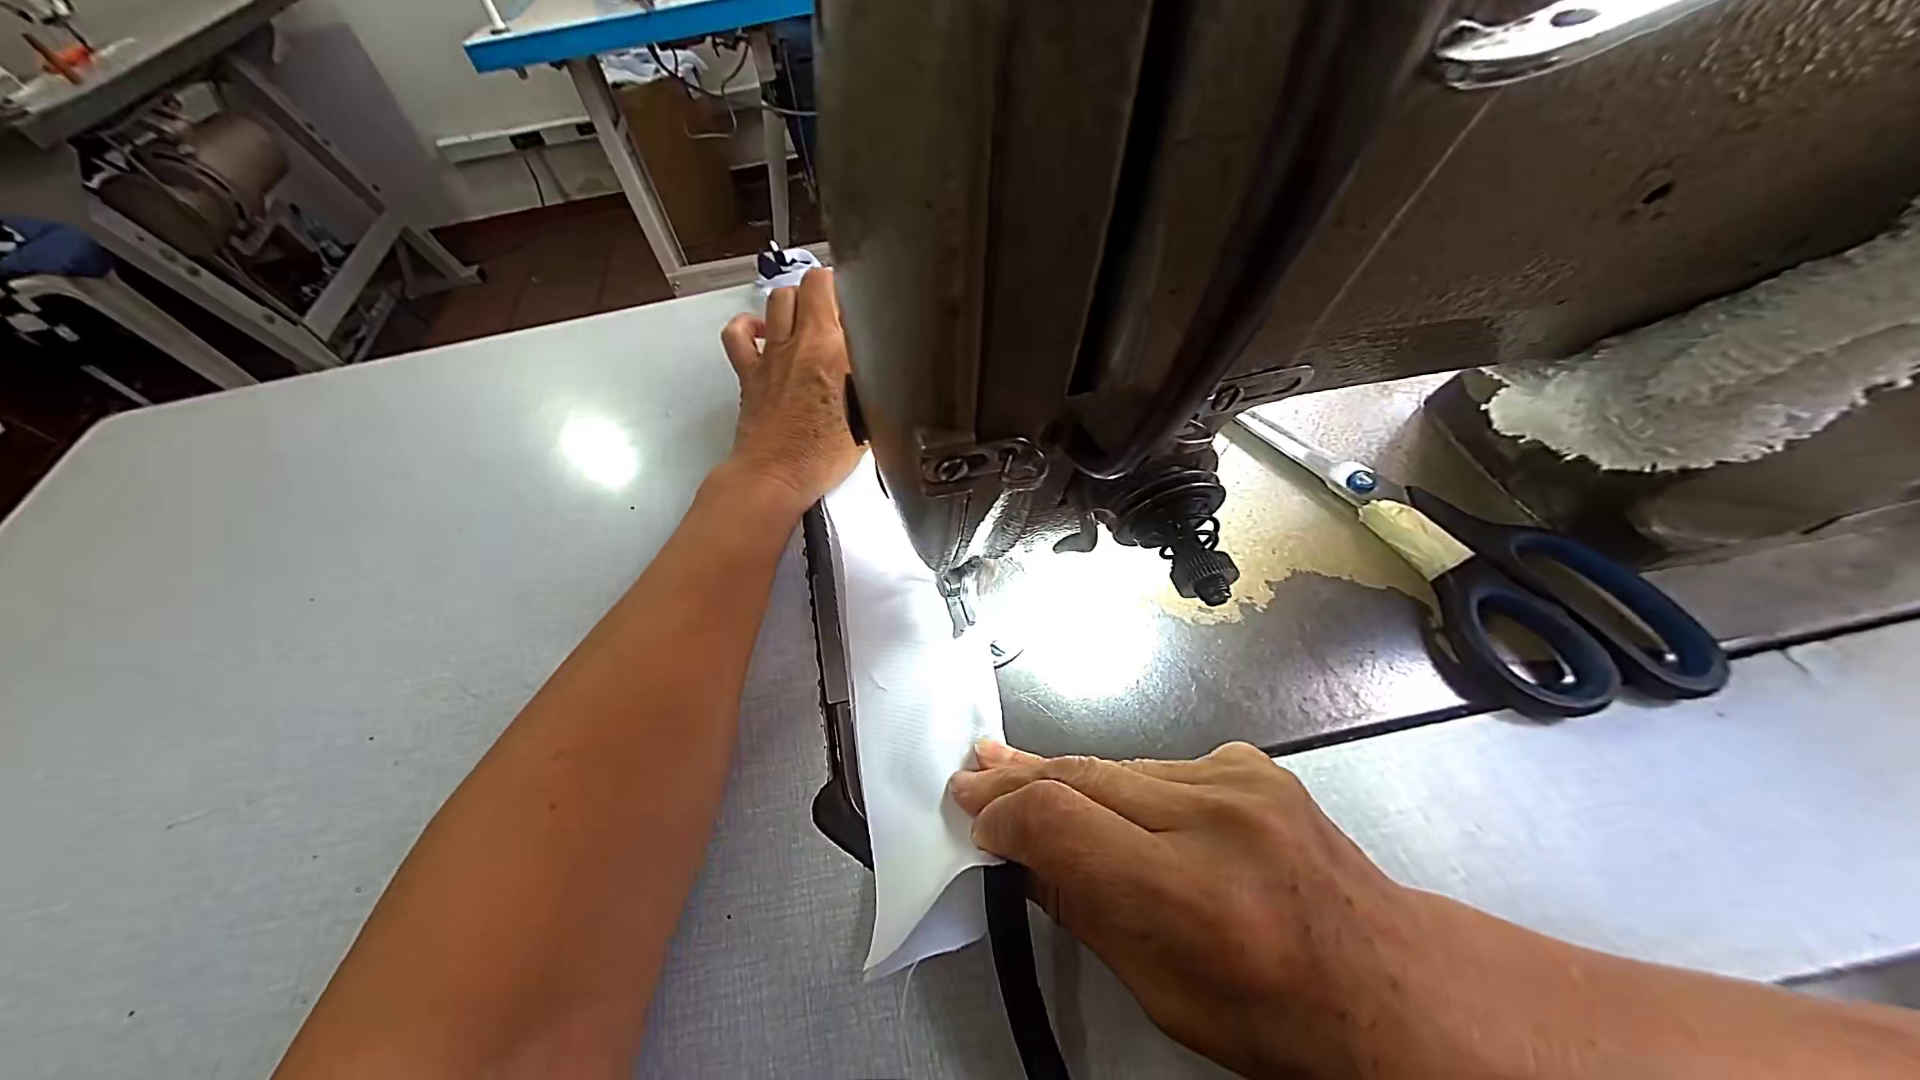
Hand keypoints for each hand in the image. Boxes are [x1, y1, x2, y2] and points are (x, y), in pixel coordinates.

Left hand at [719, 268, 862, 510]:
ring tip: (809, 314)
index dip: (854, 292)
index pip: (842, 293)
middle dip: (826, 286)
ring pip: (778, 299)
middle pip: (810, 284)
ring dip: (795, 300)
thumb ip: (870, 389)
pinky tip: (764, 330)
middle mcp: (800, 344)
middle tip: (839, 303)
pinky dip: (749, 324)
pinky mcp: (750, 371)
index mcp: (833, 351)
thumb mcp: (866, 422)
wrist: (774, 477)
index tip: (864, 304)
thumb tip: (878, 375)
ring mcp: (771, 355)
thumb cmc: (817, 459)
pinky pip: (738, 333)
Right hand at [950, 740, 1420, 1079]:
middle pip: (1084, 774)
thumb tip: (1021, 852)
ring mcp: (1242, 780)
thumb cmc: (1275, 1016)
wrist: (1391, 984)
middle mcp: (1219, 819)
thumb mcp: (1159, 990)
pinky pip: (1160, 767)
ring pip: (1117, 765)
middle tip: (975, 772)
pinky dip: (1122, 782)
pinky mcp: (1252, 764)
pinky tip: (1104, 795)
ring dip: (1065, 773)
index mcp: (1193, 894)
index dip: (1005, 814)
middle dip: (1019, 776)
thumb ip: (1083, 908)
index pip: (1062, 820)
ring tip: (1016, 769)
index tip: (976, 820)